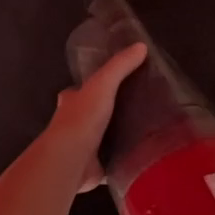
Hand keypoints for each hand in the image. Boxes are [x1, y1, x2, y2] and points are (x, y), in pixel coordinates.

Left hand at [46, 42, 145, 191]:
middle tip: (136, 110)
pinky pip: (110, 162)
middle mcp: (72, 125)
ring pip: (100, 139)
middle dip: (106, 114)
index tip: (112, 86)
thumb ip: (120, 66)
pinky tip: (139, 157)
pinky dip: (121, 160)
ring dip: (115, 137)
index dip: (92, 88)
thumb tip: (141, 46)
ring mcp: (82, 148)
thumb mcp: (103, 83)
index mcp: (71, 102)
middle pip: (90, 116)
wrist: (71, 157)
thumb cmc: (83, 117)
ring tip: (144, 132)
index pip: (79, 91)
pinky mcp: (93, 168)